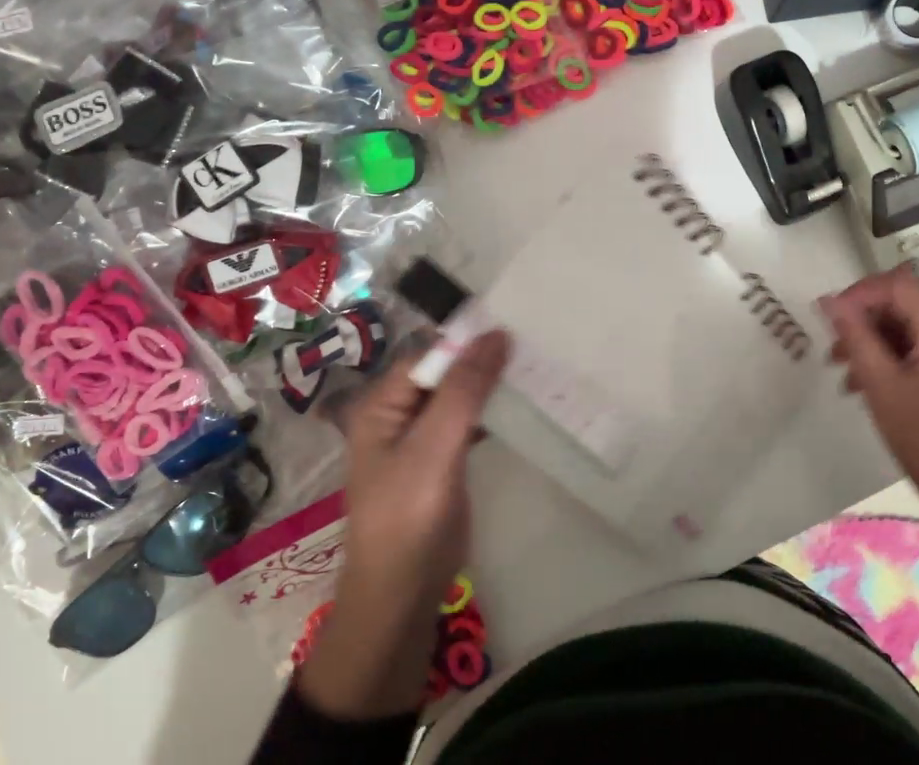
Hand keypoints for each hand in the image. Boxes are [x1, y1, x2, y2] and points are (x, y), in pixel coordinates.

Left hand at [297, 331, 509, 718]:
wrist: (401, 591)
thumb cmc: (408, 514)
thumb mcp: (435, 445)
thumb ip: (464, 390)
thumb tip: (496, 334)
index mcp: (382, 406)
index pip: (428, 356)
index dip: (466, 341)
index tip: (514, 327)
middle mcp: (398, 417)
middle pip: (444, 376)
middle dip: (483, 362)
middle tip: (534, 346)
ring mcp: (421, 443)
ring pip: (459, 401)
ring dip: (491, 388)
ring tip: (536, 368)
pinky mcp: (442, 466)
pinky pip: (468, 428)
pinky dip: (492, 416)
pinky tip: (524, 408)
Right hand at [820, 269, 918, 516]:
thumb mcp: (882, 387)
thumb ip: (855, 338)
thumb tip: (828, 300)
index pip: (900, 286)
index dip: (861, 293)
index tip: (831, 317)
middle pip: (905, 307)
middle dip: (865, 324)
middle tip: (834, 353)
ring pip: (911, 330)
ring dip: (876, 344)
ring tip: (847, 376)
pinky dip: (895, 359)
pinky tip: (871, 386)